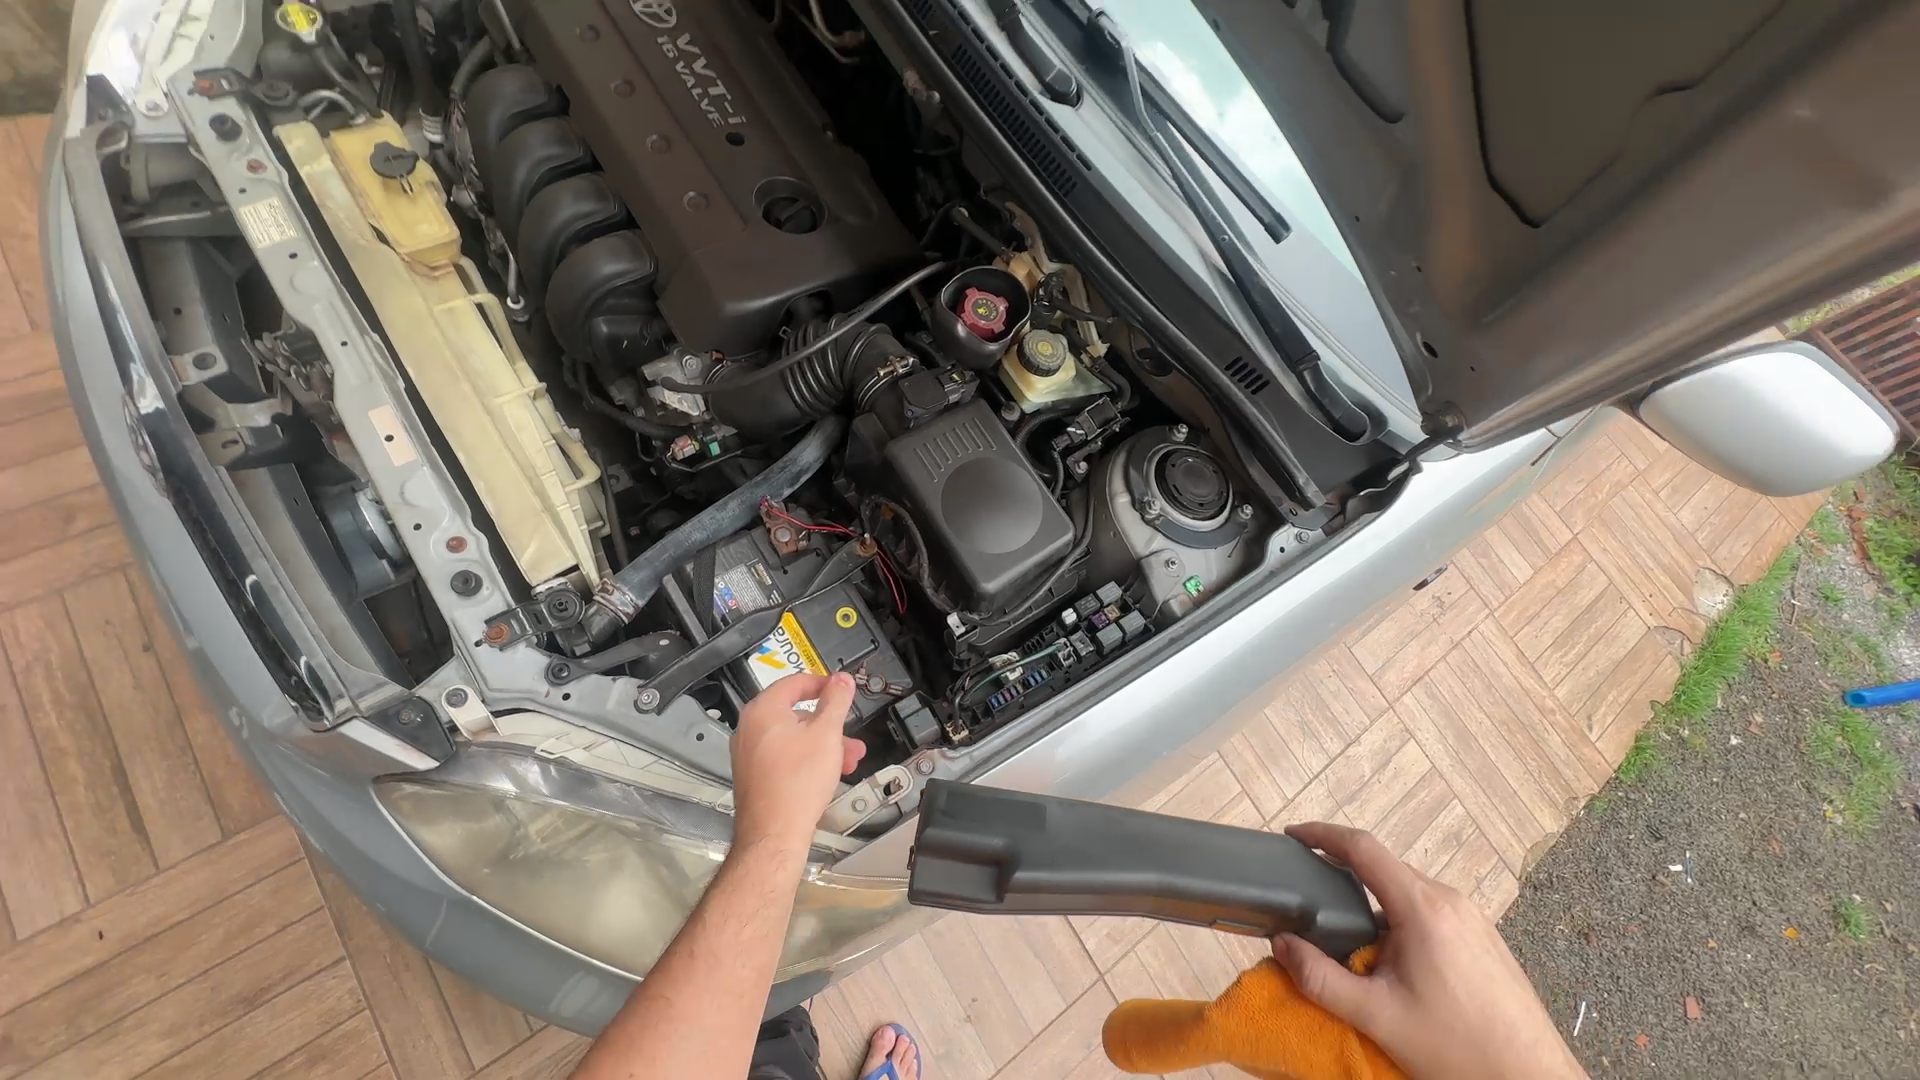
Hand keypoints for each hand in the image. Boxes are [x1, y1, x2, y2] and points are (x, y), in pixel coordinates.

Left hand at [730, 673, 866, 853]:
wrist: (775, 833)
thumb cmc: (795, 784)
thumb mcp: (827, 733)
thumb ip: (836, 701)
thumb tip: (840, 680)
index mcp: (763, 710)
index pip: (795, 682)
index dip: (823, 684)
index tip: (840, 689)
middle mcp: (750, 729)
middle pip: (796, 713)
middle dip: (829, 723)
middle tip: (848, 732)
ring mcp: (749, 753)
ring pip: (793, 737)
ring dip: (822, 744)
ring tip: (846, 758)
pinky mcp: (754, 775)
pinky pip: (784, 756)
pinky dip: (807, 758)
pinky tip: (826, 773)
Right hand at [1272, 822, 1584, 1079]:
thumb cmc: (1457, 1049)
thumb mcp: (1377, 1017)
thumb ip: (1320, 978)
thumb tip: (1280, 944)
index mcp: (1422, 907)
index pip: (1363, 847)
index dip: (1321, 833)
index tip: (1292, 835)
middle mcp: (1450, 900)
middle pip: (1384, 866)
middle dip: (1342, 871)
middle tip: (1311, 891)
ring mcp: (1473, 918)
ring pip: (1407, 888)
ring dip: (1371, 897)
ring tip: (1348, 931)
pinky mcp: (1485, 938)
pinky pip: (1430, 908)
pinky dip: (1398, 914)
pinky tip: (1392, 955)